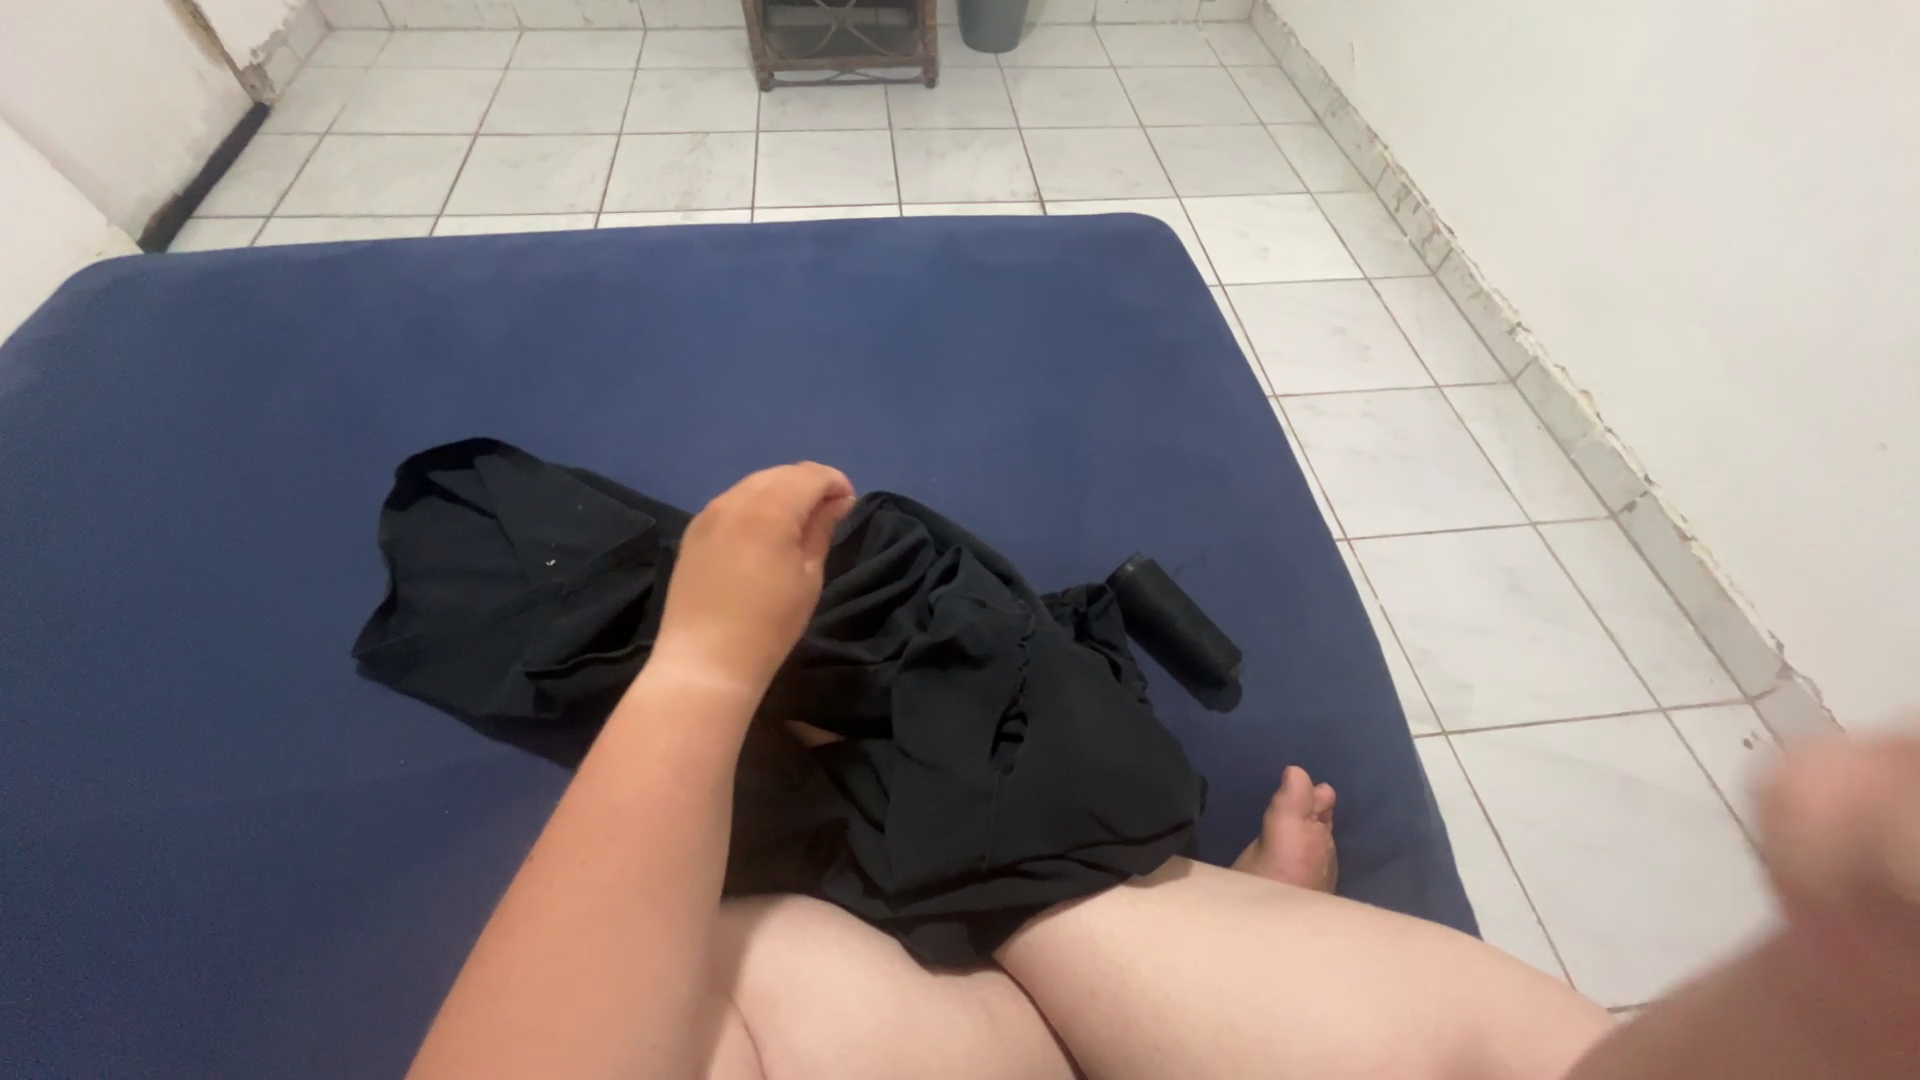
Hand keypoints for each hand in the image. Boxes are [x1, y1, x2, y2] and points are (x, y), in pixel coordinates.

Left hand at [650, 463, 855, 692]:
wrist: (706, 660)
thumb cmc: (770, 624)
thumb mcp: (808, 576)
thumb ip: (822, 529)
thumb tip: (838, 502)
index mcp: (770, 509)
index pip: (810, 475)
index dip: (835, 483)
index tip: (849, 506)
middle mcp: (736, 500)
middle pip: (781, 474)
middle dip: (809, 485)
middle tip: (828, 514)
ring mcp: (710, 513)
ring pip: (754, 485)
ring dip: (781, 493)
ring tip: (797, 523)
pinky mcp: (694, 531)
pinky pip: (733, 502)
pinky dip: (756, 505)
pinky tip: (764, 533)